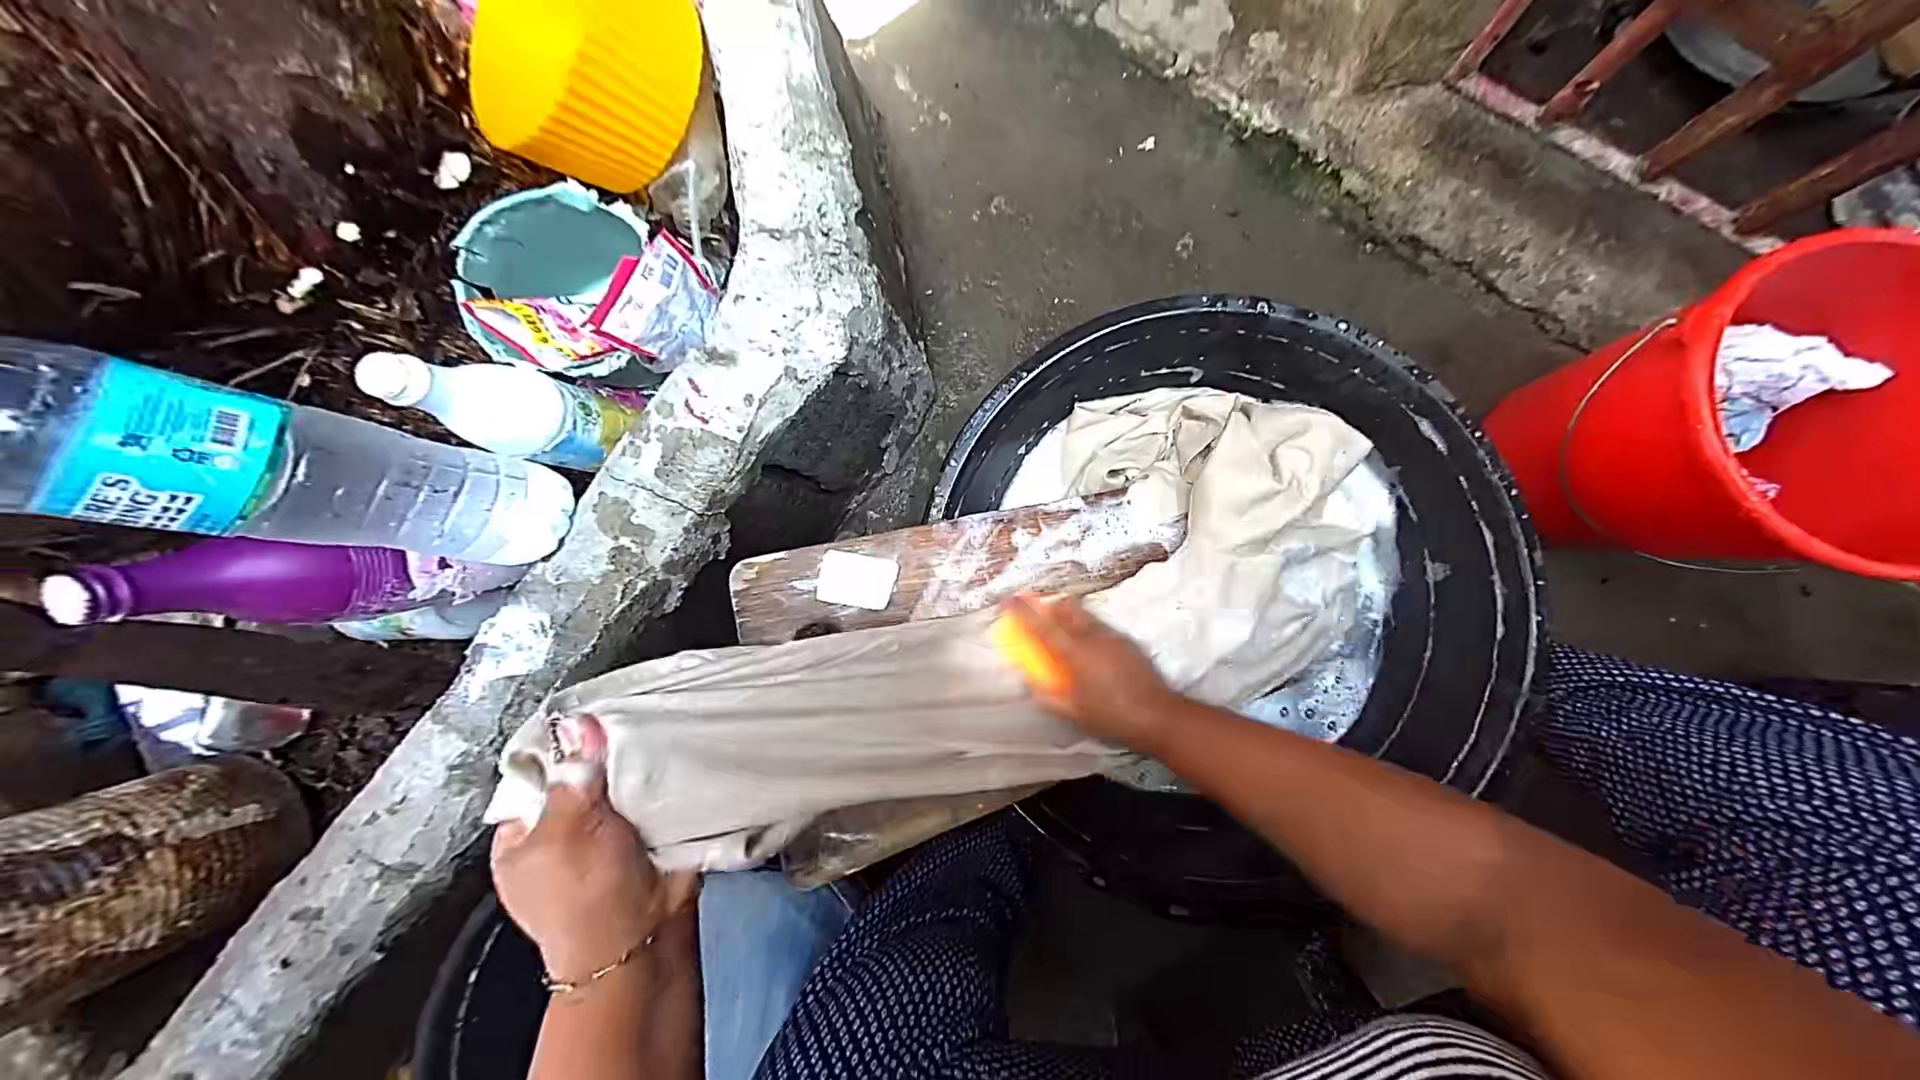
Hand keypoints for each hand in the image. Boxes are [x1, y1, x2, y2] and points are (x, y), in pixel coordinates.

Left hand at [491, 714, 698, 982]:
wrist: (643, 937)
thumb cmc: (585, 893)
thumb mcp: (566, 830)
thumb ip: (572, 776)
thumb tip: (577, 724)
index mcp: (523, 837)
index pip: (536, 775)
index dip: (559, 744)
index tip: (588, 716)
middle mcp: (564, 832)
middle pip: (584, 775)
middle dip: (605, 753)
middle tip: (628, 721)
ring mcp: (607, 834)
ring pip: (621, 783)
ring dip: (638, 766)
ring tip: (655, 733)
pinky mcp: (647, 833)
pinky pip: (652, 796)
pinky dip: (662, 781)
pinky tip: (672, 759)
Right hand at [999, 593, 1182, 744]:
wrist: (1160, 717)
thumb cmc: (1113, 717)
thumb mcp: (1073, 712)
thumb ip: (1048, 696)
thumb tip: (1030, 683)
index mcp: (1076, 654)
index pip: (1043, 627)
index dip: (1023, 612)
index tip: (1009, 599)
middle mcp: (1094, 637)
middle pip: (1067, 608)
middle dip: (1048, 604)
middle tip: (1036, 607)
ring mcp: (1113, 636)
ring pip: (1085, 614)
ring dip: (1068, 613)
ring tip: (1060, 623)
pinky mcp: (1128, 641)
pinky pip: (1100, 625)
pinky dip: (1087, 626)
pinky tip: (1088, 644)